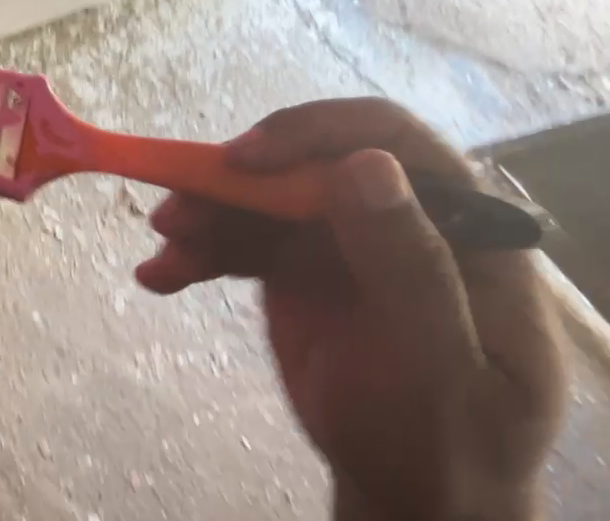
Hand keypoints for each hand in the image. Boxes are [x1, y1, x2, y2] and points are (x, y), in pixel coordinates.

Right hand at [135, 98, 564, 520]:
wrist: (403, 487)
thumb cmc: (439, 436)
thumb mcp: (429, 361)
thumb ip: (406, 266)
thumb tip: (363, 164)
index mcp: (458, 232)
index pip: (392, 142)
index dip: (313, 133)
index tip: (243, 159)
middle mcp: (394, 220)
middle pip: (299, 167)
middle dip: (229, 187)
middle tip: (173, 217)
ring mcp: (339, 240)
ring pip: (254, 200)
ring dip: (199, 219)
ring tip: (163, 256)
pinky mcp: (293, 263)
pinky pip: (233, 239)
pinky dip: (192, 254)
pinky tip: (160, 277)